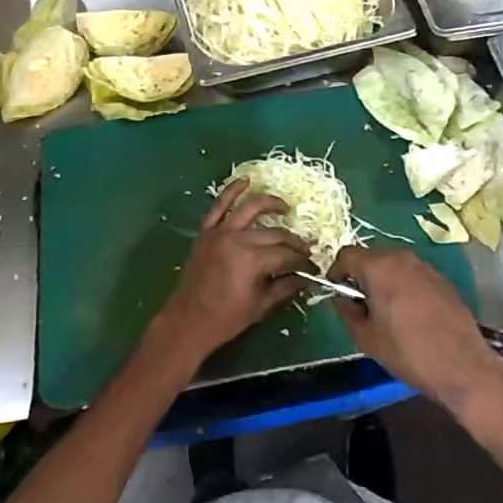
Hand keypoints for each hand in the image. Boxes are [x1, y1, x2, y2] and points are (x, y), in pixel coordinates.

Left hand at [150, 179, 312, 365]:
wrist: (188, 321)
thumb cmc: (226, 318)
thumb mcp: (261, 305)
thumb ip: (286, 286)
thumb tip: (307, 277)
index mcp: (252, 260)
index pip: (287, 255)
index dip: (303, 262)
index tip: (313, 268)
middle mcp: (237, 239)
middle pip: (274, 234)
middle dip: (294, 242)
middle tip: (306, 250)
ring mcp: (219, 232)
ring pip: (250, 209)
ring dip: (271, 204)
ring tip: (286, 208)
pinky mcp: (206, 232)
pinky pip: (219, 206)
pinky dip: (232, 191)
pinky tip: (246, 181)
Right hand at [330, 245, 502, 412]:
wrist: (463, 367)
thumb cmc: (408, 352)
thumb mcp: (367, 338)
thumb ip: (347, 313)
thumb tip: (341, 300)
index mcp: (380, 267)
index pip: (347, 255)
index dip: (336, 272)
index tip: (336, 292)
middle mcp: (403, 258)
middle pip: (371, 256)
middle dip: (360, 275)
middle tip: (359, 303)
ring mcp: (426, 267)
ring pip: (394, 264)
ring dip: (383, 279)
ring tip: (384, 309)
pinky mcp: (443, 280)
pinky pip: (413, 274)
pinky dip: (403, 285)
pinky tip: (408, 313)